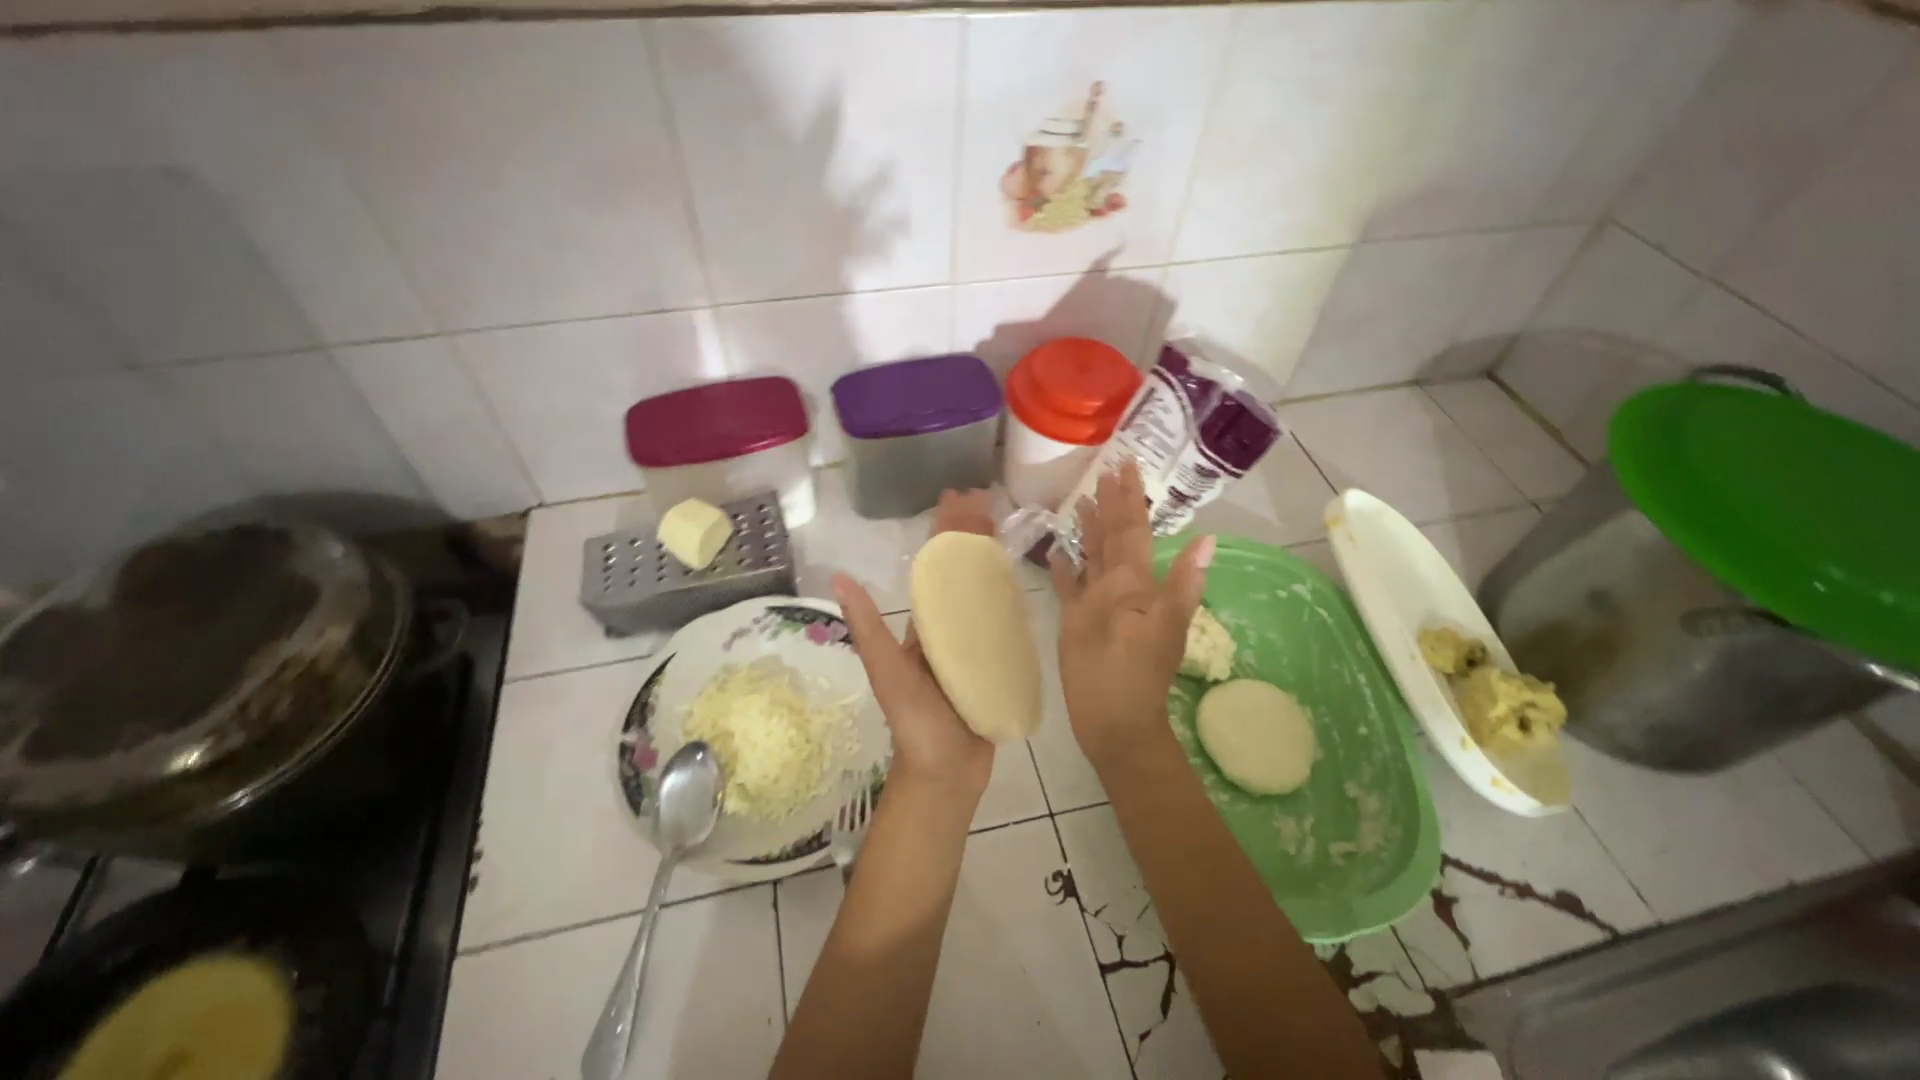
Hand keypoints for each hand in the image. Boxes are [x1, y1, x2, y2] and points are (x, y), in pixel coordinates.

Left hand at [831, 490, 996, 803]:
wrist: (946, 775)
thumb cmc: (917, 723)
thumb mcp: (889, 672)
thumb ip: (870, 629)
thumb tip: (840, 577)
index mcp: (922, 628)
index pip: (934, 569)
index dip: (945, 533)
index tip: (960, 499)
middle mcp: (945, 631)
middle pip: (960, 574)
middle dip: (971, 537)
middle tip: (989, 501)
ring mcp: (970, 648)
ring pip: (982, 595)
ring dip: (990, 561)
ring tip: (1005, 528)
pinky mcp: (993, 666)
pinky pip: (1002, 625)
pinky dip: (1009, 600)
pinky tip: (1021, 583)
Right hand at [1051, 462, 1213, 769]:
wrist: (1115, 721)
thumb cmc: (1132, 675)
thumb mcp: (1162, 628)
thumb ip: (1180, 584)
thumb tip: (1209, 539)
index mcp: (1137, 583)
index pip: (1133, 530)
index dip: (1130, 498)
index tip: (1126, 464)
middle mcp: (1119, 587)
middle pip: (1114, 537)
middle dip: (1112, 504)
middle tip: (1105, 468)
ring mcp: (1097, 605)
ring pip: (1094, 556)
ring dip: (1090, 529)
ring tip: (1083, 500)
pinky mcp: (1078, 622)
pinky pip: (1071, 586)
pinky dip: (1066, 569)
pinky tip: (1057, 551)